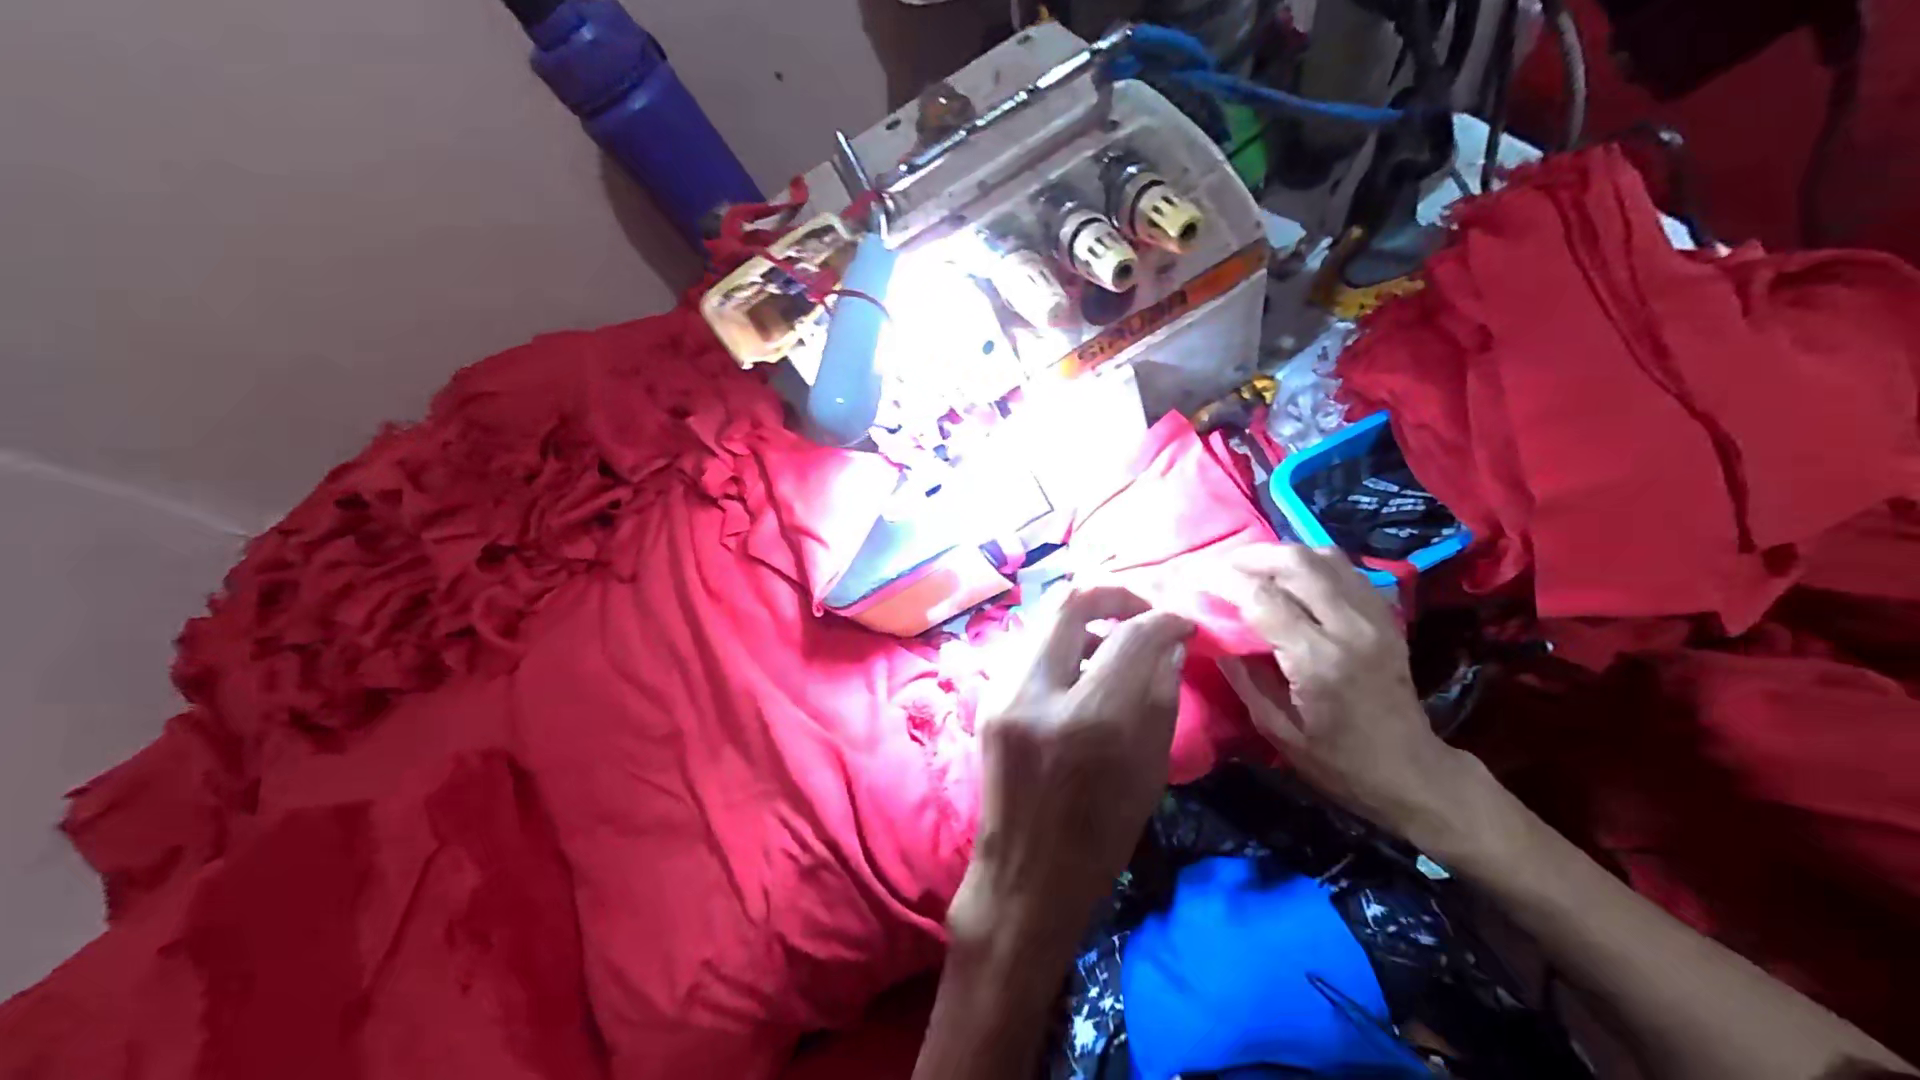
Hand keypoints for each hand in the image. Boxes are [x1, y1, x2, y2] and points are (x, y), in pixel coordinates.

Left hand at [950, 586, 1192, 954]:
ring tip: (1114, 645)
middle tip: (1143, 612)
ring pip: (1044, 618)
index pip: (1132, 636)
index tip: (1182, 625)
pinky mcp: (987, 698)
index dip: (1165, 619)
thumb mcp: (1149, 768)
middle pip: (1072, 599)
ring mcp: (1002, 691)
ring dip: (1085, 618)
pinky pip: (1028, 647)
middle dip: (1116, 593)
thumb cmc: (1102, 835)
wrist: (1027, 874)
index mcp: (1090, 722)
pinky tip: (1079, 669)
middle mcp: (1037, 693)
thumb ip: (1160, 694)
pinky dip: (1060, 643)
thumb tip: (1168, 642)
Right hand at [1216, 545, 1471, 839]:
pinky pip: (1344, 570)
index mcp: (1318, 660)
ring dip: (1280, 554)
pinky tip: (1290, 575)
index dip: (1222, 580)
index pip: (1262, 598)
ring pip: (1323, 557)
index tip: (1194, 577)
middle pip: (1296, 563)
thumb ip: (1243, 676)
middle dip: (1249, 557)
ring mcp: (1374, 618)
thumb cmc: (1337, 761)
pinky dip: (1310, 563)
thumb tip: (1213, 634)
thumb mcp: (1277, 729)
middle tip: (1219, 565)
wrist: (1412, 772)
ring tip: (1250, 566)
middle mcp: (1349, 628)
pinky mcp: (1385, 616)